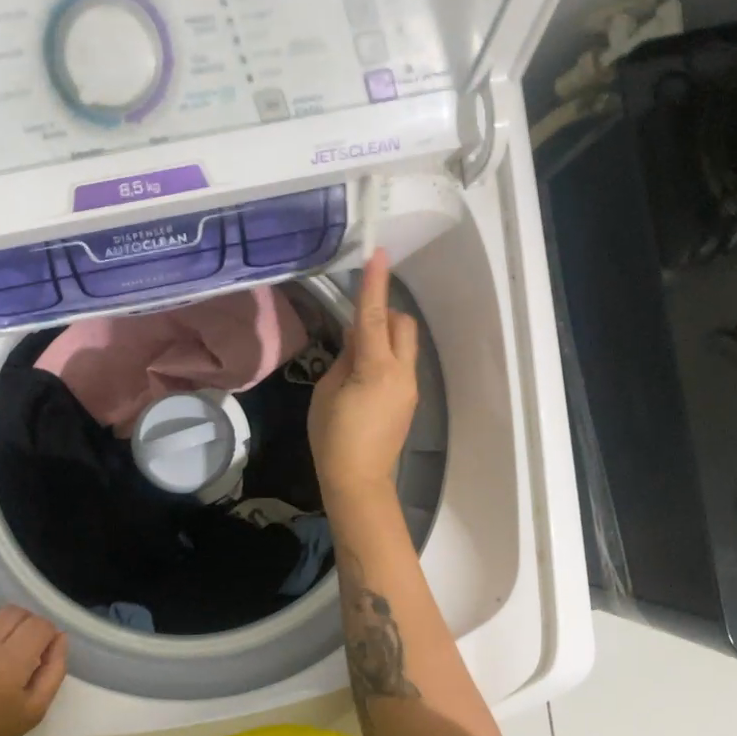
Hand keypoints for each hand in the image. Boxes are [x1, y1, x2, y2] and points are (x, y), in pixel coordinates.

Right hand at [309, 249, 419, 502]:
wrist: (358, 480)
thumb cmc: (333, 438)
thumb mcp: (326, 392)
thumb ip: (345, 359)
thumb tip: (357, 341)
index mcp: (376, 368)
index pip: (375, 316)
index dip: (375, 284)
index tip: (379, 254)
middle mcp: (401, 373)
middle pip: (403, 325)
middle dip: (386, 313)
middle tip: (358, 324)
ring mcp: (410, 388)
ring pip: (405, 345)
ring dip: (386, 338)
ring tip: (355, 357)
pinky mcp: (409, 401)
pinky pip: (402, 366)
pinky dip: (386, 358)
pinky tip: (363, 378)